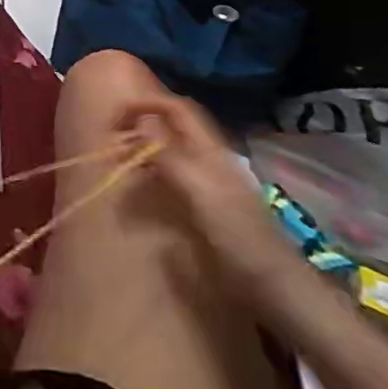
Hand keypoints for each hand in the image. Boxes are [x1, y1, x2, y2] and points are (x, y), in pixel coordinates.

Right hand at [118, 97, 303, 295]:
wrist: (272, 285)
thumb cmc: (236, 237)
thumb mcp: (200, 193)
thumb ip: (170, 156)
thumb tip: (141, 119)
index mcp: (210, 150)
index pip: (178, 110)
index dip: (148, 104)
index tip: (116, 115)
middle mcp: (210, 158)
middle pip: (175, 126)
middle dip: (144, 124)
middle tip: (114, 137)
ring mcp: (209, 181)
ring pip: (173, 150)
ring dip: (146, 148)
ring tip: (123, 159)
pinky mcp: (207, 204)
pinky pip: (174, 175)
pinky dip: (154, 172)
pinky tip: (143, 188)